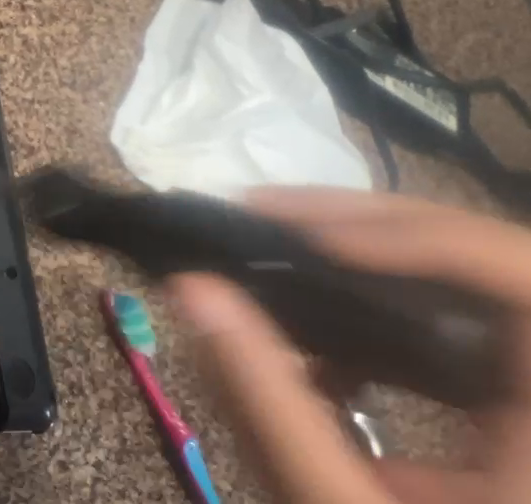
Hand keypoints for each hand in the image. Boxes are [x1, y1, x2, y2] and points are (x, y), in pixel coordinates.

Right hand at [169, 189, 530, 503]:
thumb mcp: (334, 499)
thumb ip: (264, 398)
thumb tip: (191, 286)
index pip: (517, 273)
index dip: (415, 232)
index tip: (304, 234)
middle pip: (488, 260)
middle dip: (367, 224)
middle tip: (262, 213)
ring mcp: (530, 395)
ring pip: (472, 285)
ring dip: (370, 256)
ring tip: (277, 246)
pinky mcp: (513, 411)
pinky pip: (469, 327)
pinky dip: (388, 311)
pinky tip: (323, 347)